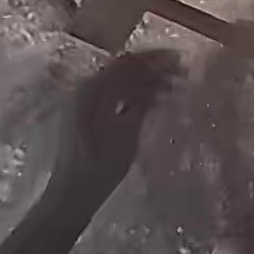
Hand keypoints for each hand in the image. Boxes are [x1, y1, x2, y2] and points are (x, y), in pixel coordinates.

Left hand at [55, 49, 182, 206]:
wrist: (74, 193)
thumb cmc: (101, 165)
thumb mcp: (127, 132)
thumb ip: (141, 101)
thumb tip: (161, 82)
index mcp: (92, 90)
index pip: (129, 63)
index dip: (157, 60)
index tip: (180, 60)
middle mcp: (85, 88)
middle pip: (125, 67)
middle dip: (153, 67)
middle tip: (180, 70)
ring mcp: (84, 100)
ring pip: (122, 79)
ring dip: (147, 80)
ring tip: (173, 86)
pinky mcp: (87, 112)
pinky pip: (115, 93)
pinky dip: (135, 92)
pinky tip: (156, 99)